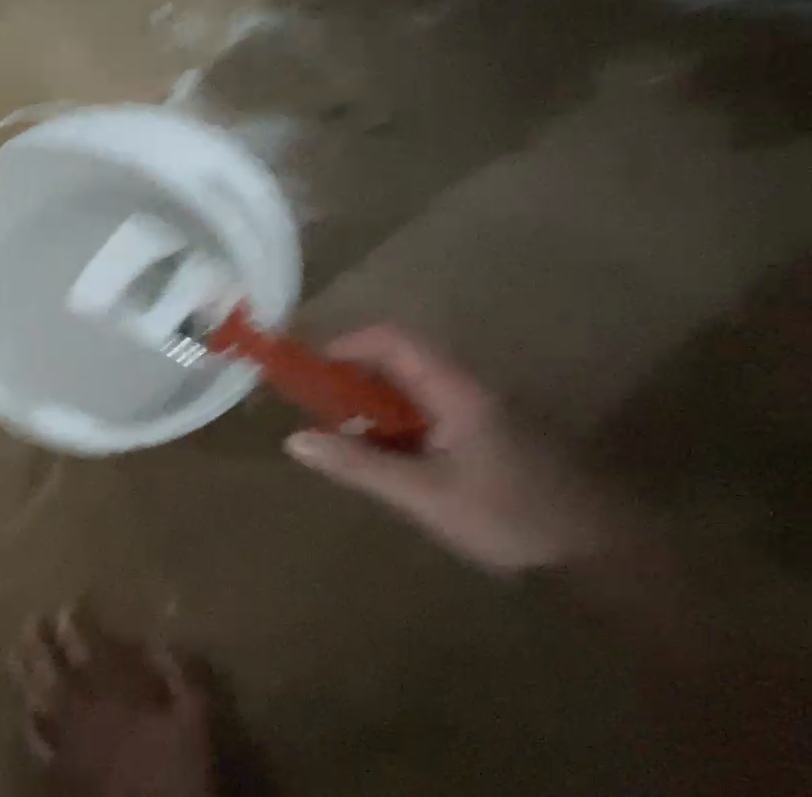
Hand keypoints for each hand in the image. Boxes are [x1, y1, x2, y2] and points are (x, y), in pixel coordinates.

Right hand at [284, 327, 613, 574]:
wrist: (614, 567)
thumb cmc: (514, 521)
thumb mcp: (424, 495)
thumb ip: (358, 464)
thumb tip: (294, 439)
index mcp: (460, 391)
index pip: (393, 341)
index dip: (345, 346)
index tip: (307, 371)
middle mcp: (476, 392)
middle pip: (403, 364)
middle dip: (353, 381)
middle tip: (317, 412)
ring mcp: (493, 418)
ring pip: (419, 394)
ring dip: (376, 409)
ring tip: (346, 443)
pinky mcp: (502, 444)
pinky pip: (437, 419)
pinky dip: (402, 430)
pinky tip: (393, 465)